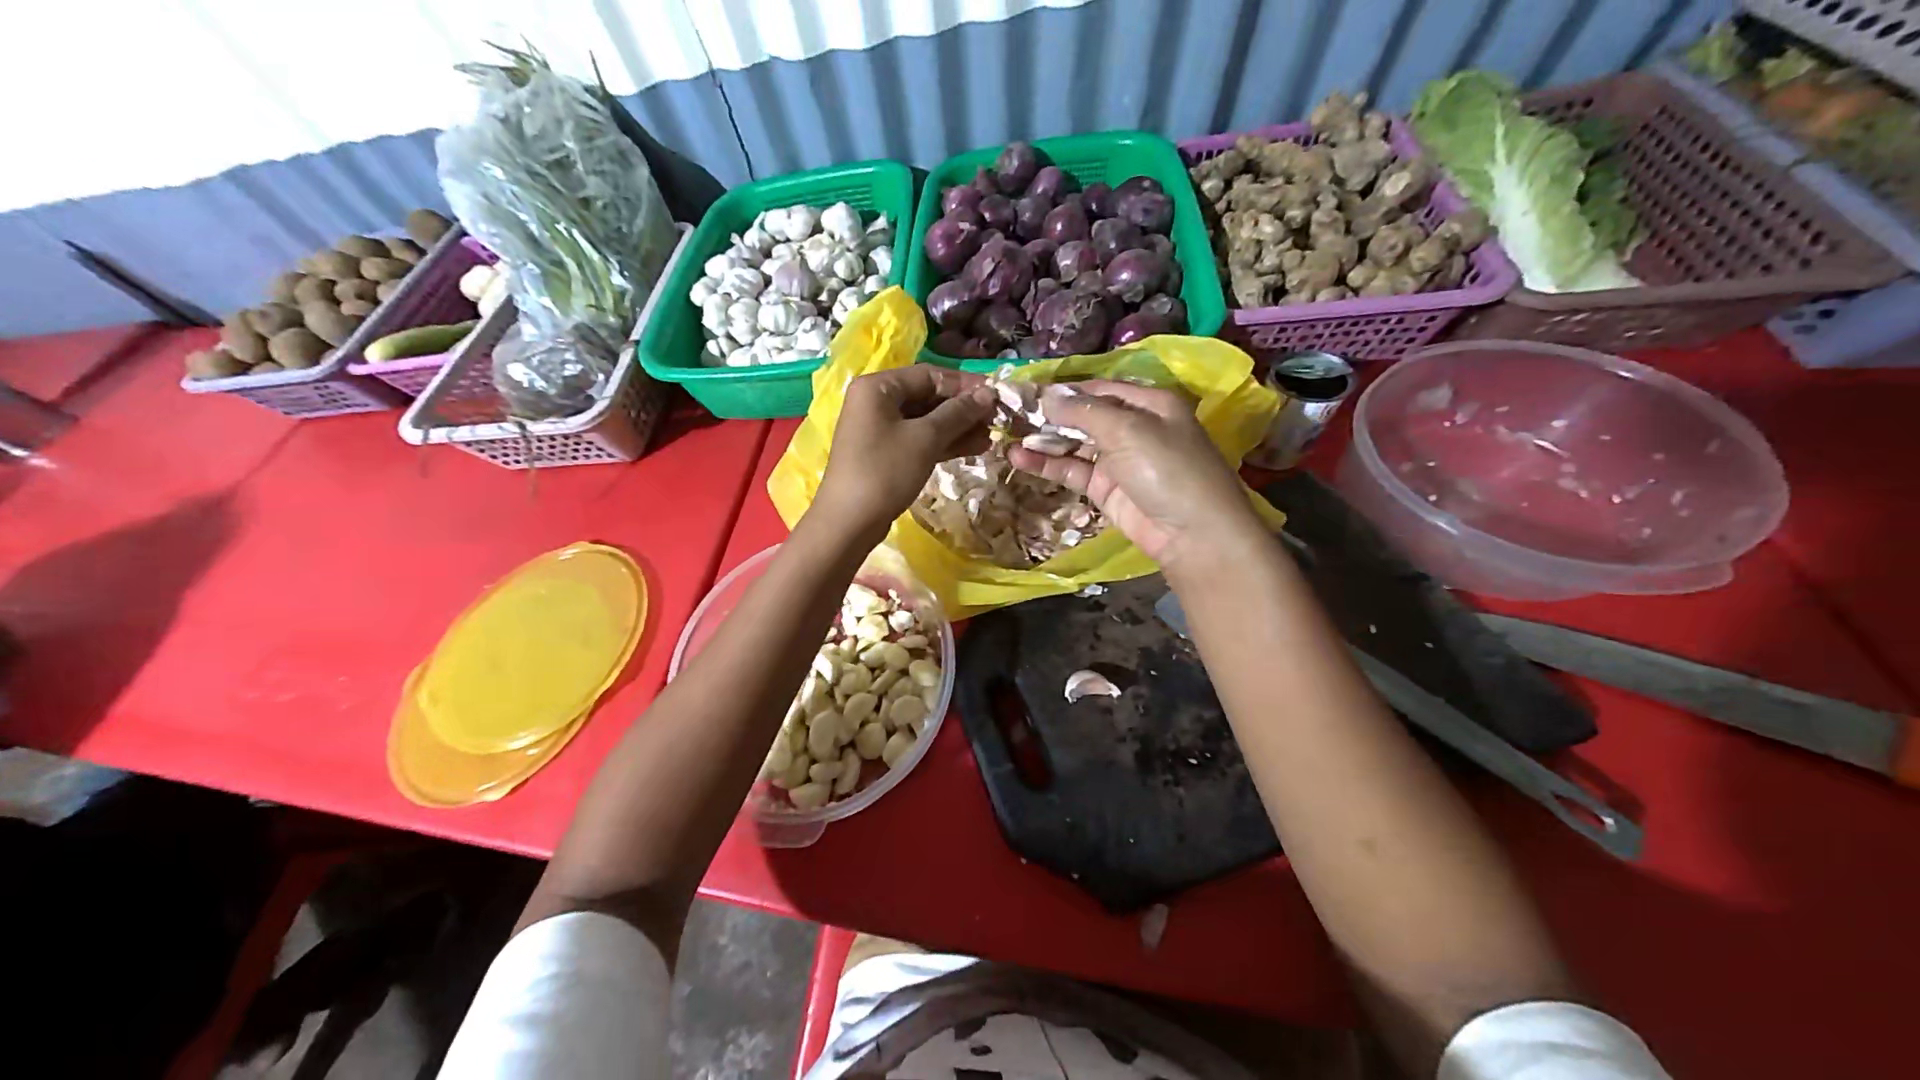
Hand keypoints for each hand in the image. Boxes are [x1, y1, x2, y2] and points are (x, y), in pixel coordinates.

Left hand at [812, 365, 994, 538]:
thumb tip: (988, 394)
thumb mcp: (925, 438)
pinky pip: (920, 439)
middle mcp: (876, 401)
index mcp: (878, 387)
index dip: (965, 384)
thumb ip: (958, 413)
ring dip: (958, 427)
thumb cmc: (885, 472)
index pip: (929, 374)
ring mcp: (879, 429)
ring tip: (990, 436)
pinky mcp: (886, 453)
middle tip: (996, 418)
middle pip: (928, 396)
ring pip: (926, 420)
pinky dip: (944, 442)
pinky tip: (974, 448)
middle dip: (963, 408)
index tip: (996, 396)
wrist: (849, 522)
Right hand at [1007, 380, 1262, 573]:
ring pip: (1074, 444)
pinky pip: (1072, 471)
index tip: (1027, 390)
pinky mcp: (1105, 489)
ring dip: (1044, 440)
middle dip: (1050, 415)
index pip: (1099, 388)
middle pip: (1084, 415)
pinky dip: (1047, 465)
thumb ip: (1083, 411)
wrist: (1192, 534)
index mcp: (1149, 403)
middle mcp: (1134, 427)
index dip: (1065, 389)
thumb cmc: (1167, 469)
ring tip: (1007, 435)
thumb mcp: (1127, 429)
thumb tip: (1047, 395)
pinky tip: (1020, 457)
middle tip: (1010, 412)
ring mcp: (1118, 460)